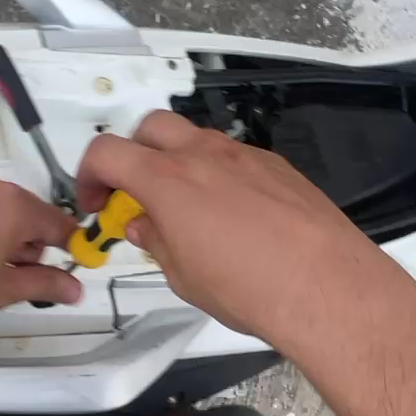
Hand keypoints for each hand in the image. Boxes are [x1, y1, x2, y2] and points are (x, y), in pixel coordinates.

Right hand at [75, 111, 415, 356]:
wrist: (325, 287)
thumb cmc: (252, 287)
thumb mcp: (183, 276)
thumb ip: (156, 241)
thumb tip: (144, 225)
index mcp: (168, 180)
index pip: (107, 153)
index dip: (89, 175)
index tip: (95, 200)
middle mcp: (205, 155)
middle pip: (151, 128)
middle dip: (134, 154)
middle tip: (135, 194)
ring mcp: (245, 156)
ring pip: (197, 139)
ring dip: (179, 163)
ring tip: (185, 209)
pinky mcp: (278, 167)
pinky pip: (236, 158)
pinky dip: (220, 174)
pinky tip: (232, 215)